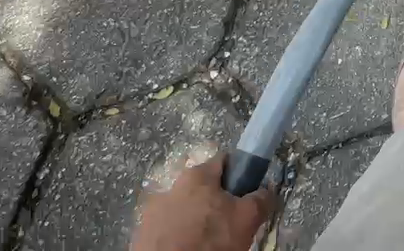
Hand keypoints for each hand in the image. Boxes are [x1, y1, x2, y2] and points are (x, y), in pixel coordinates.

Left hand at [130, 153, 276, 250]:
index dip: (239, 176)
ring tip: (205, 242)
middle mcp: (170, 188)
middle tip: (226, 223)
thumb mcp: (248, 218)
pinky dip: (177, 238)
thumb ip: (261, 198)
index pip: (224, 162)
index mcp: (196, 175)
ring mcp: (150, 216)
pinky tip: (188, 249)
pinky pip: (166, 232)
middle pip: (202, 189)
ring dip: (194, 220)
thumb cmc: (210, 242)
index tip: (245, 195)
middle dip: (214, 202)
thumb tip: (265, 191)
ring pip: (183, 211)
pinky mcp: (139, 240)